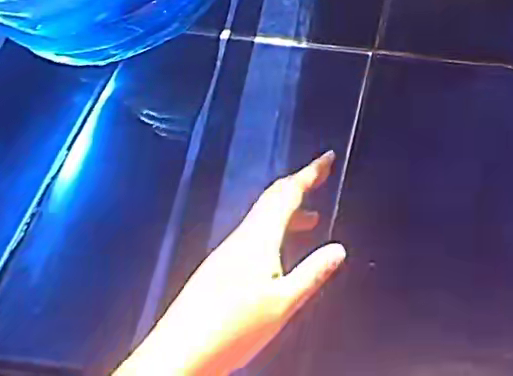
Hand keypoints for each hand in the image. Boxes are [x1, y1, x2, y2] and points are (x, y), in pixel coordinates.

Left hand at [116, 153, 345, 375]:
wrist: (175, 358)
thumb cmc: (231, 330)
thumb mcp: (282, 305)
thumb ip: (312, 274)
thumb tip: (338, 249)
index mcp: (260, 237)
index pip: (289, 193)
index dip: (310, 173)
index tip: (327, 158)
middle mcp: (242, 236)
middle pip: (272, 198)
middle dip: (298, 185)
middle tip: (320, 178)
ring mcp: (226, 251)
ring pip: (262, 217)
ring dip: (287, 211)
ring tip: (310, 220)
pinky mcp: (217, 269)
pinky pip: (252, 233)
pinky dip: (273, 229)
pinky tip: (277, 253)